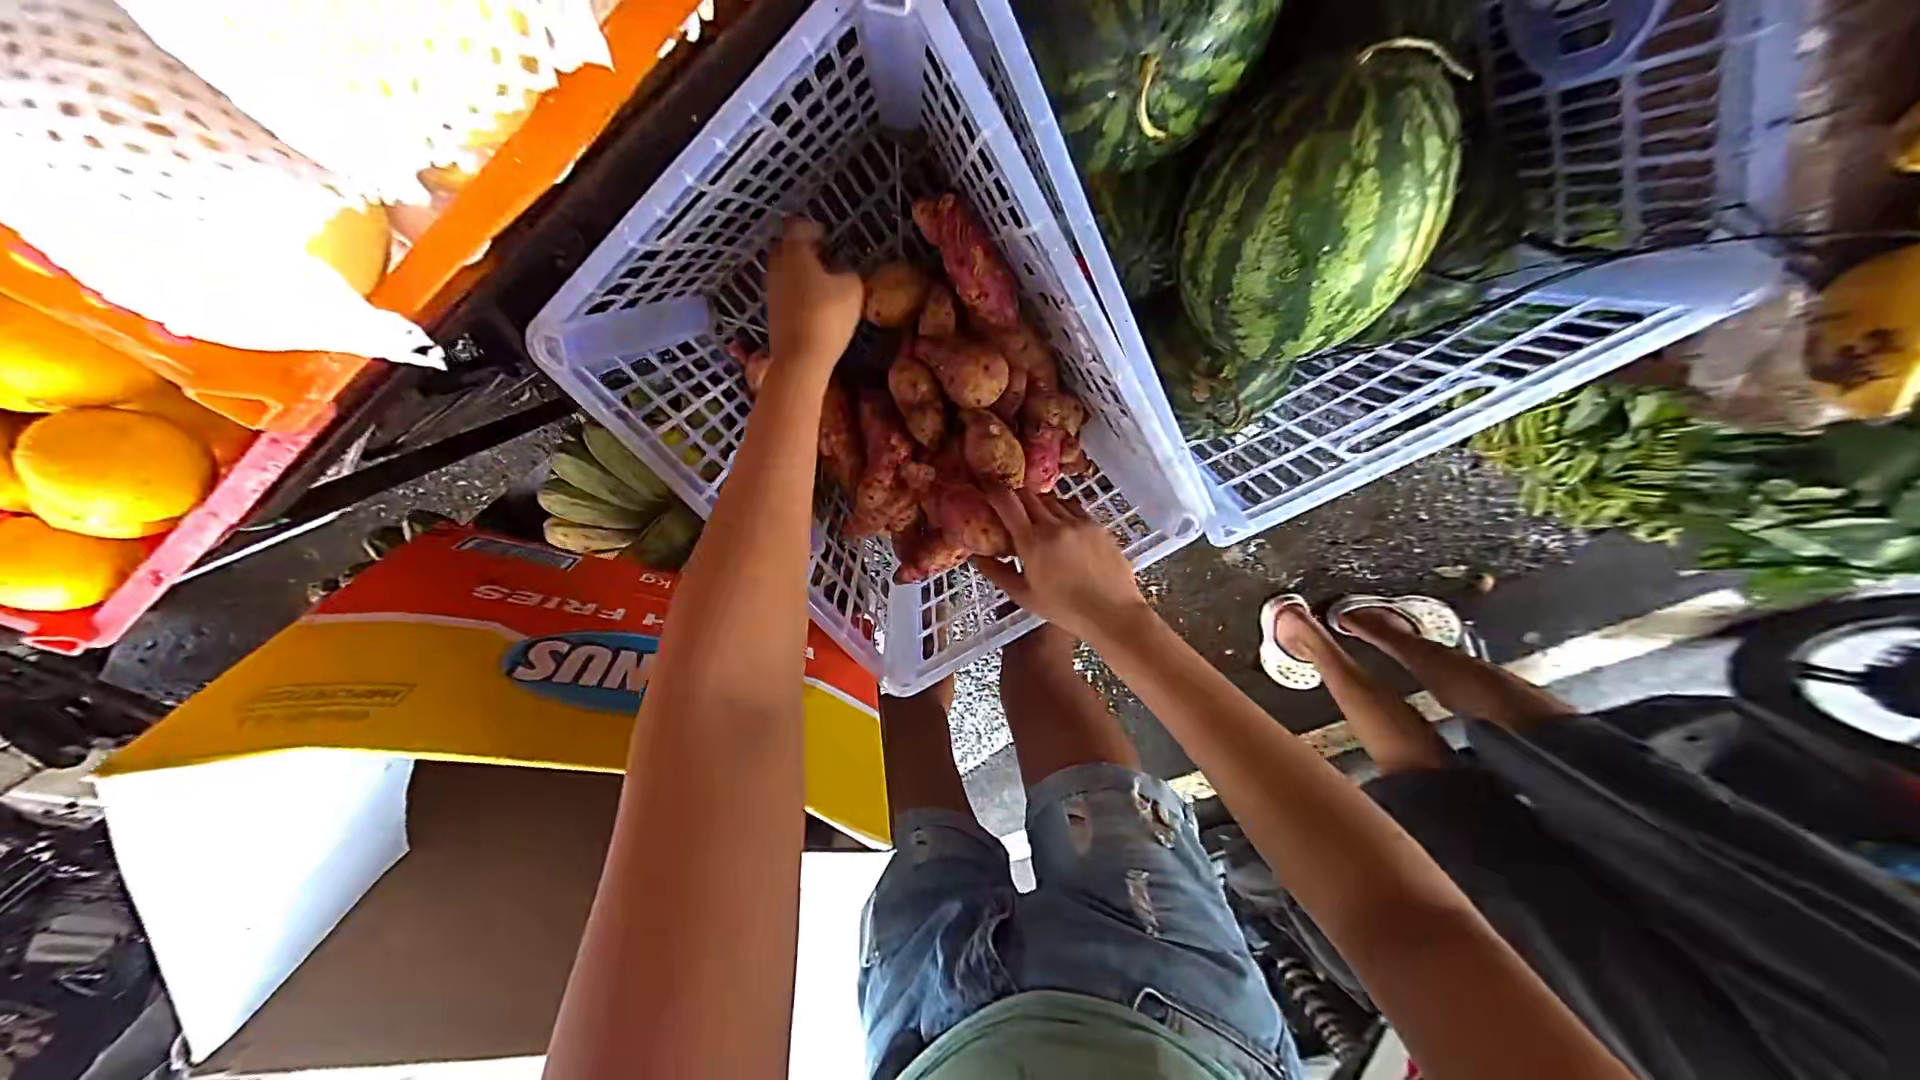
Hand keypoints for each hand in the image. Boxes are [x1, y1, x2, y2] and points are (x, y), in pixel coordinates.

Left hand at [765, 218, 862, 374]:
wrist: (801, 358)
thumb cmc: (827, 317)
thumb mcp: (853, 291)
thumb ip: (849, 274)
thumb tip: (843, 273)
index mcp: (795, 253)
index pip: (797, 227)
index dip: (811, 227)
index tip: (823, 234)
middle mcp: (777, 267)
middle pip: (786, 248)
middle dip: (802, 249)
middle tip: (821, 255)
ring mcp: (771, 292)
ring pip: (784, 272)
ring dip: (799, 272)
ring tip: (820, 281)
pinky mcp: (772, 314)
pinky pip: (784, 293)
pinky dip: (796, 292)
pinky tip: (813, 305)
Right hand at [971, 489, 1151, 643]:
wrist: (1112, 612)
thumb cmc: (1064, 609)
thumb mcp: (1023, 595)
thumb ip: (996, 572)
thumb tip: (976, 556)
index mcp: (1032, 542)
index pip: (1007, 502)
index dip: (993, 491)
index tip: (986, 489)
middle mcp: (1054, 525)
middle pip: (1028, 494)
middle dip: (1015, 497)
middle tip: (1010, 507)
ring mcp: (1078, 522)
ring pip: (1051, 498)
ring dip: (1039, 504)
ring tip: (1036, 519)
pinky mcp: (1096, 525)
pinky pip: (1073, 507)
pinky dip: (1061, 510)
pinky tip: (1061, 526)